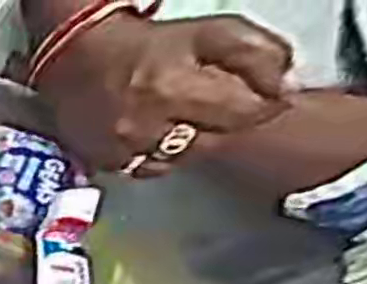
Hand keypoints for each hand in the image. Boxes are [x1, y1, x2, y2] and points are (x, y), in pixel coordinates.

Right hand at [38, 14, 291, 175]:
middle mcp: (145, 126)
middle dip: (221, 127)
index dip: (261, 108)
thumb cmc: (149, 46)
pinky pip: (141, 168)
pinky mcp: (102, 162)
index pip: (241, 114)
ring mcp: (120, 149)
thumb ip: (259, 54)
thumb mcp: (215, 32)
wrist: (81, 65)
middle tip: (220, 109)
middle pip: (209, 142)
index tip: (265, 102)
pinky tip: (154, 136)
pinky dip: (154, 156)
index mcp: (178, 89)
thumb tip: (286, 86)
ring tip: (182, 121)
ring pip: (175, 160)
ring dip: (187, 144)